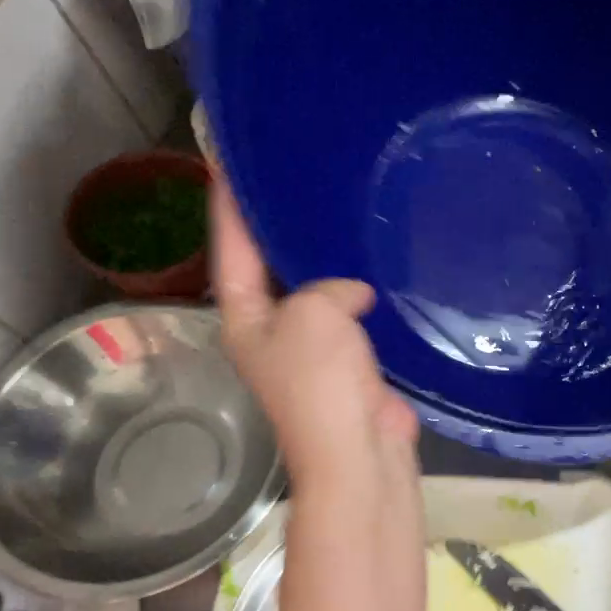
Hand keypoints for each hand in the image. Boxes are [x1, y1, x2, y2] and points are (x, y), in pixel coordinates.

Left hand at [210, 180, 417, 492]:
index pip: (231, 248)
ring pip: (317, 294)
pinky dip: (363, 297)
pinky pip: (353, 320)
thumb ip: (327, 285)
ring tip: (341, 215)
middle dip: (282, 229)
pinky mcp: (352, 366)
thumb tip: (355, 296)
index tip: (230, 158)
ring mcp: (314, 351)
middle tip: (298, 176)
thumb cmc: (321, 382)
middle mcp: (273, 331)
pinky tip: (379, 270)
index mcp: (243, 318)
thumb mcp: (313, 313)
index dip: (230, 204)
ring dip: (328, 264)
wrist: (360, 452)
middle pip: (272, 269)